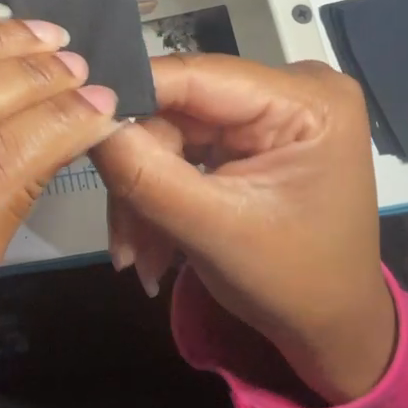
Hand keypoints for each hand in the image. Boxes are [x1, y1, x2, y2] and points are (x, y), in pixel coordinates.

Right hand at [90, 54, 394, 404]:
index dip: (130, 95)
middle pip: (177, 107)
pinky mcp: (250, 135)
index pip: (195, 75)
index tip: (77, 128)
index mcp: (306, 101)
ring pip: (171, 131)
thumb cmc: (292, 285)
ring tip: (137, 253)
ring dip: (145, 190)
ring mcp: (269, 112)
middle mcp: (290, 90)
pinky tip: (152, 241)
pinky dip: (161, 191)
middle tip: (122, 236)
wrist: (331, 332)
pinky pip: (183, 148)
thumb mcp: (213, 231)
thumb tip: (89, 122)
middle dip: (141, 169)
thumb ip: (146, 173)